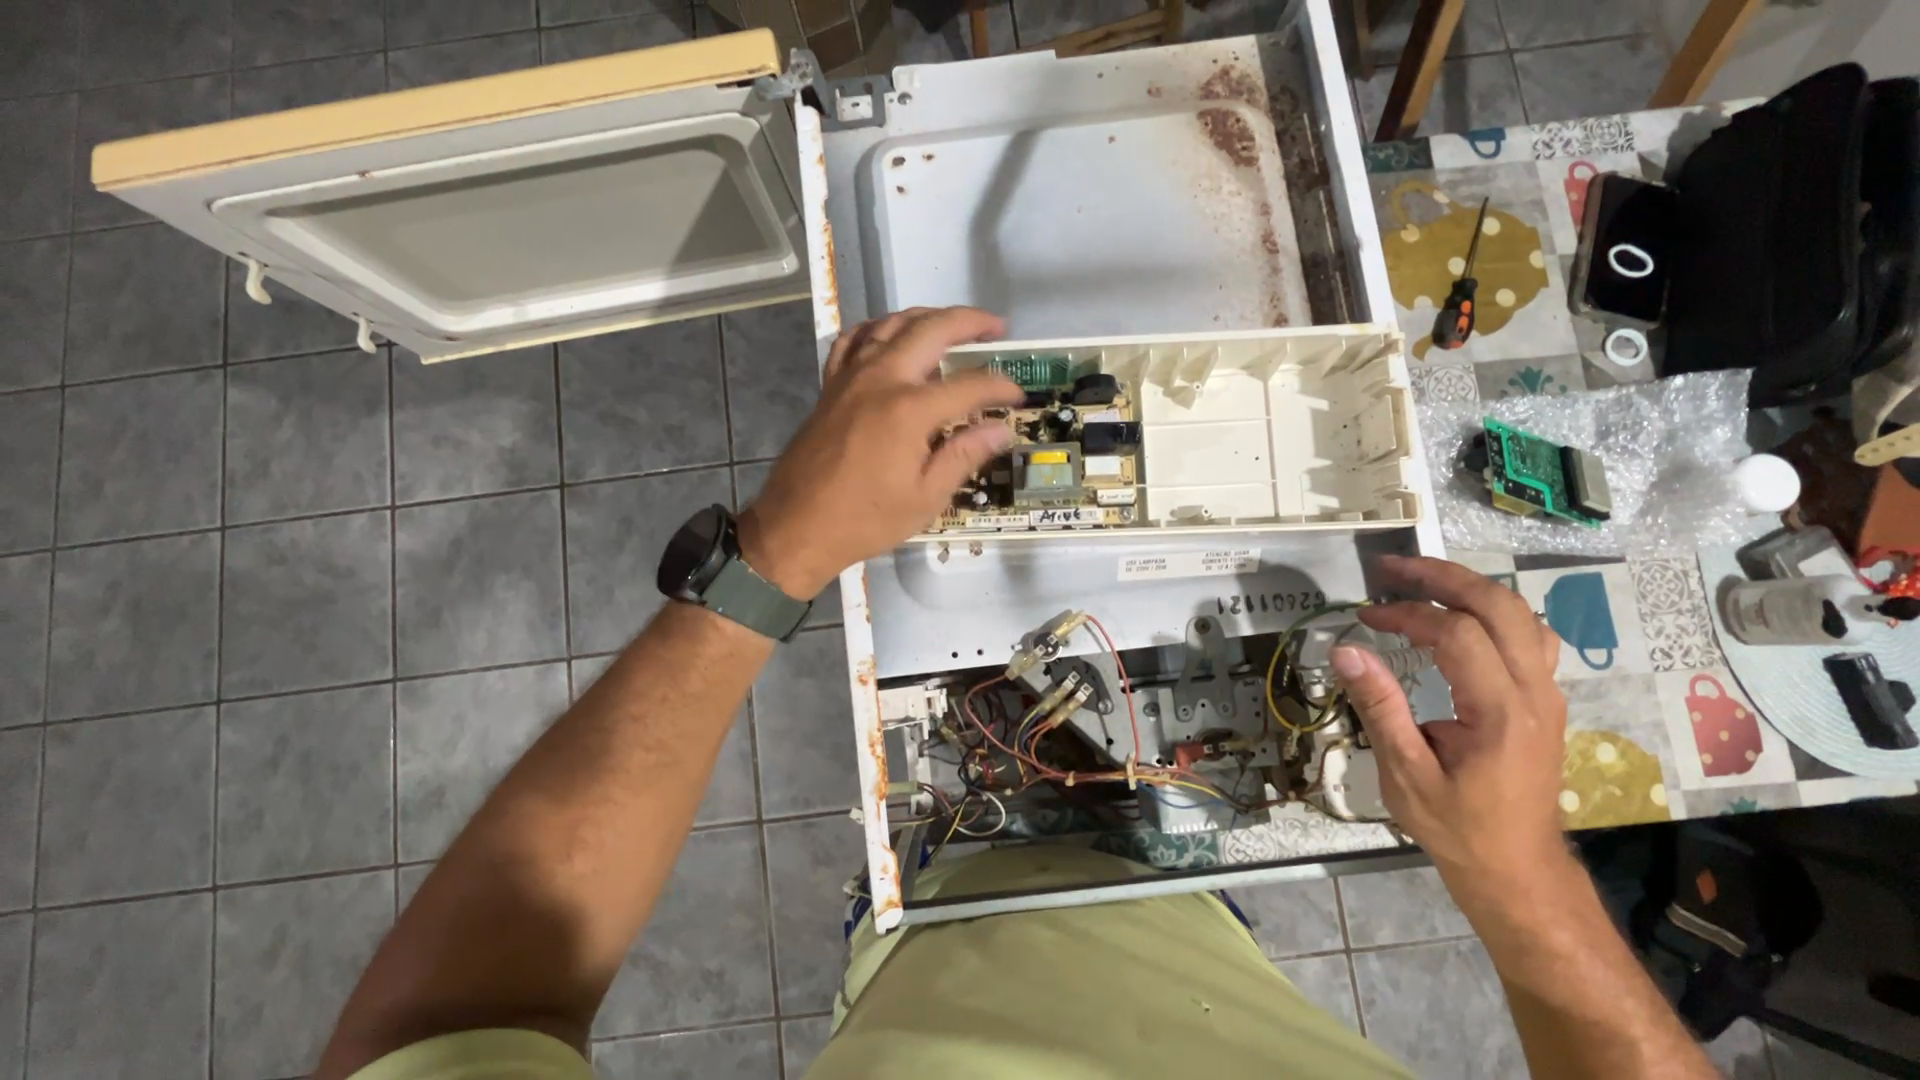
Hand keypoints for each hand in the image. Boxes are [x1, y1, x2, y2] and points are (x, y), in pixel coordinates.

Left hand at [737, 307, 1022, 598]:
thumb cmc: (865, 520)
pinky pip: (854, 340)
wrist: (797, 526)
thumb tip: (1000, 430)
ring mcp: (850, 378)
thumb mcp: (925, 497)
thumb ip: (963, 455)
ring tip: (952, 325)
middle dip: (968, 322)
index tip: (1017, 397)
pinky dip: (877, 329)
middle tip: (996, 327)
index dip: (999, 387)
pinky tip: (890, 337)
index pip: (968, 385)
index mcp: (909, 410)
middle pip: (930, 330)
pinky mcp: (830, 386)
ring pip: (890, 324)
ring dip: (926, 317)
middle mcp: (880, 379)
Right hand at [1333, 556, 1568, 889]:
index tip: (1366, 618)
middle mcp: (1534, 693)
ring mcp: (1546, 693)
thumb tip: (1346, 650)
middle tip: (1391, 570)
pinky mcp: (1544, 699)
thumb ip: (1380, 706)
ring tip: (1421, 582)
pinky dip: (1492, 612)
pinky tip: (1460, 617)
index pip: (1458, 634)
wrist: (1516, 866)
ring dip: (1469, 589)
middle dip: (1442, 578)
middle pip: (1499, 606)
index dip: (1408, 615)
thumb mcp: (1404, 772)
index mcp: (1500, 712)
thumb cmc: (1456, 826)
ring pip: (1521, 614)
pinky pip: (1528, 636)